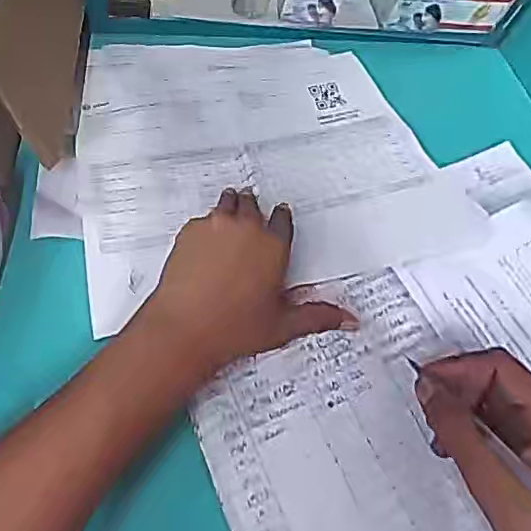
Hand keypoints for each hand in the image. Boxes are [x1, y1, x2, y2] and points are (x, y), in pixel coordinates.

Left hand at [133, 189, 354, 376]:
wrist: (185, 327)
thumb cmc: (230, 327)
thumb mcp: (282, 325)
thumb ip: (317, 316)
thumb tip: (345, 319)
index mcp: (273, 246)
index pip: (283, 219)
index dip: (280, 218)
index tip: (279, 218)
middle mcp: (245, 229)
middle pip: (252, 203)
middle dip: (253, 208)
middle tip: (251, 213)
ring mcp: (215, 226)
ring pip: (226, 203)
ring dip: (229, 207)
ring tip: (229, 215)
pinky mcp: (190, 230)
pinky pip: (201, 219)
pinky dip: (204, 226)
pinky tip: (203, 240)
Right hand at [414, 349, 530, 530]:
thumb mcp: (495, 483)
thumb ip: (458, 430)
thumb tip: (431, 390)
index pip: (500, 368)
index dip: (457, 369)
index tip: (427, 385)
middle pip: (499, 383)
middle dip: (458, 390)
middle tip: (429, 410)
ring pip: (499, 409)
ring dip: (464, 415)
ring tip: (442, 437)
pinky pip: (503, 433)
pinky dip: (475, 436)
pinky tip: (461, 456)